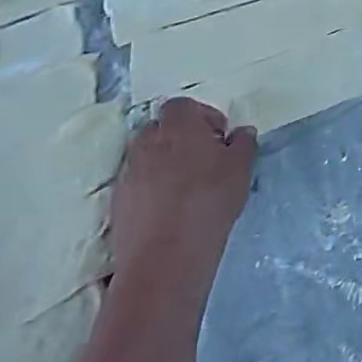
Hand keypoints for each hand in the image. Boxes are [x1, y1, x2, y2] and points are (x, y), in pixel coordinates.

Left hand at [109, 97, 255, 281]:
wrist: (165, 256)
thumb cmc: (210, 200)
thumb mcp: (241, 168)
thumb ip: (244, 142)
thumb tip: (241, 132)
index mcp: (178, 126)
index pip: (182, 105)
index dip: (202, 117)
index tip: (218, 138)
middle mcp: (147, 142)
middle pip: (161, 128)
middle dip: (179, 138)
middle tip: (202, 159)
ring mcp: (128, 172)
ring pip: (146, 156)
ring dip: (163, 163)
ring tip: (185, 186)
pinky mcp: (117, 202)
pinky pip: (136, 183)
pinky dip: (150, 188)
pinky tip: (169, 209)